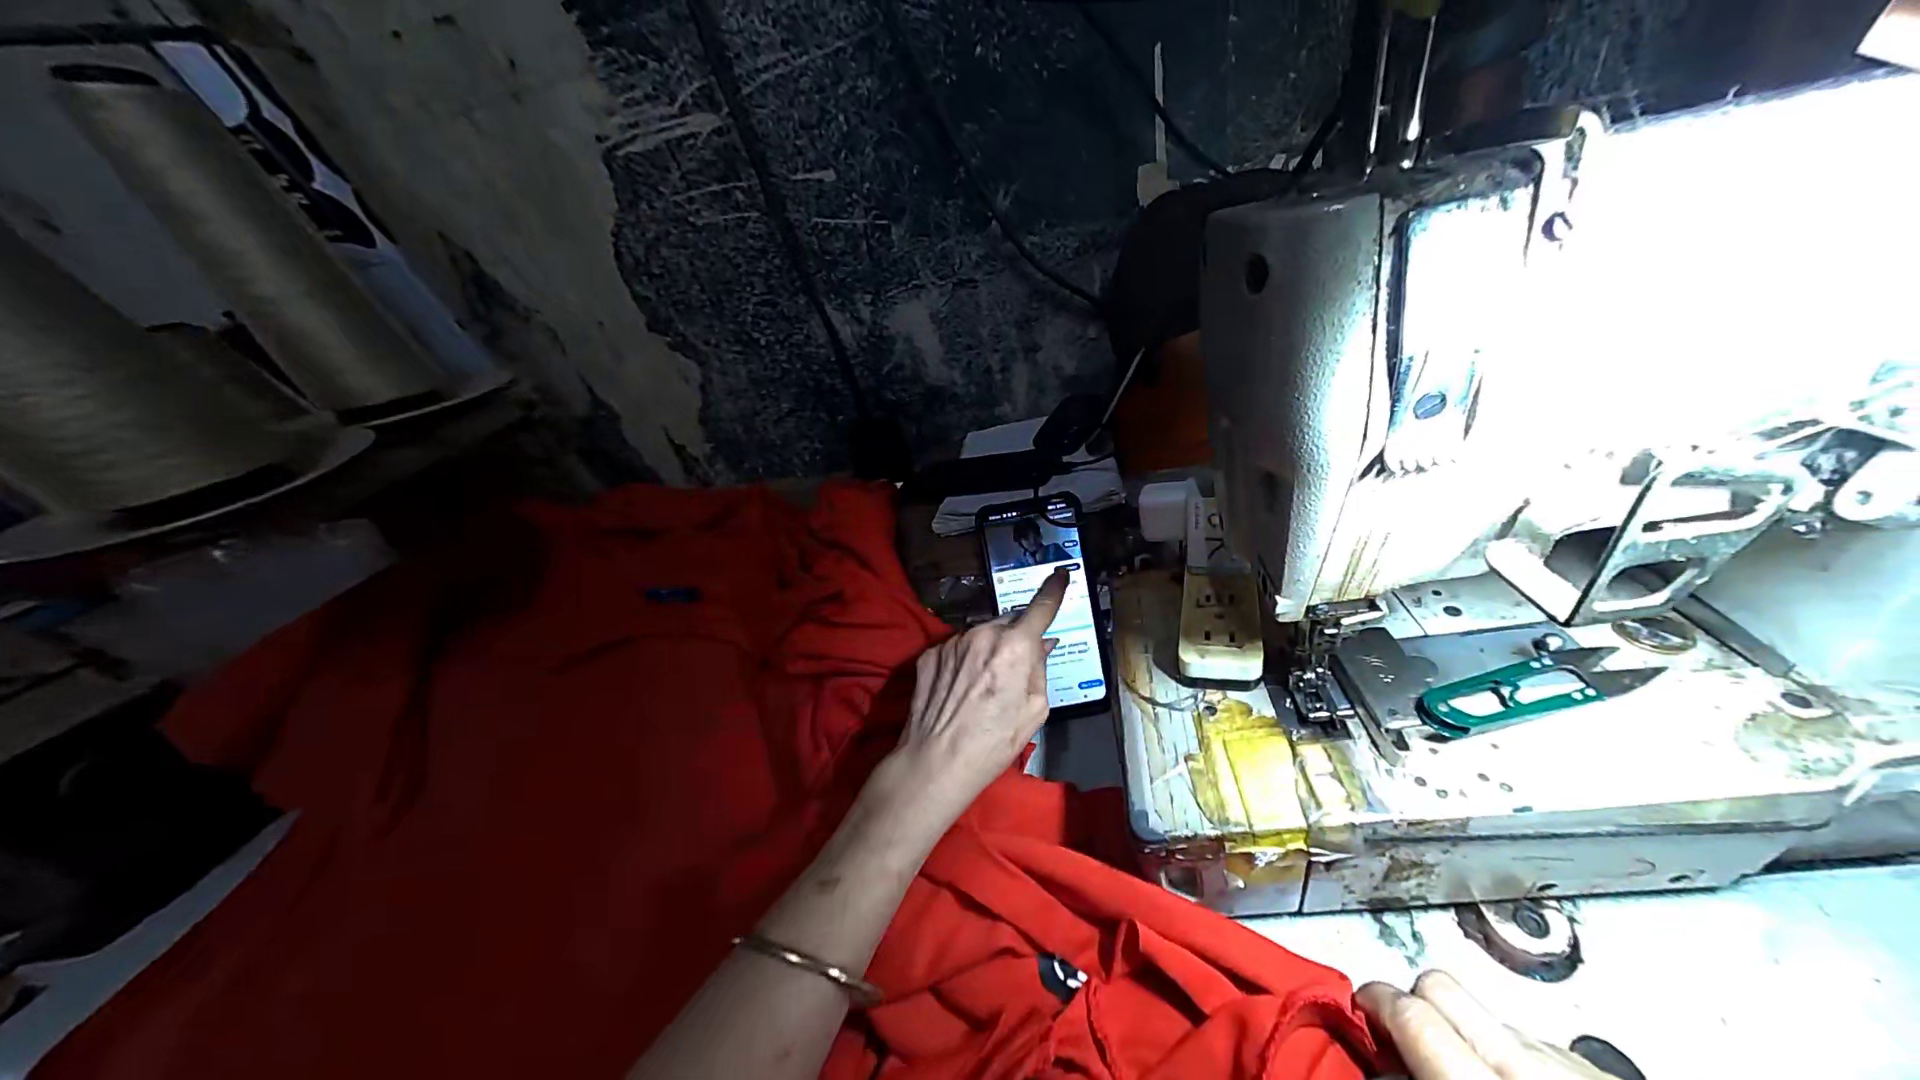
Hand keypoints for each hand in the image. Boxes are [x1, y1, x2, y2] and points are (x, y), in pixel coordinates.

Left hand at [887, 567, 1067, 821]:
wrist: (936, 760)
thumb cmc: (992, 743)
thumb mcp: (1034, 710)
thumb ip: (1040, 669)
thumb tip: (1042, 645)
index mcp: (1015, 648)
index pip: (1040, 608)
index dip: (1053, 590)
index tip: (1060, 574)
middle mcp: (982, 635)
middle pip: (1007, 624)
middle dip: (1015, 639)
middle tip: (1015, 672)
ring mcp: (952, 643)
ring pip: (980, 635)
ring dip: (987, 650)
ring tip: (983, 689)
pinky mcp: (929, 654)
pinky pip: (956, 648)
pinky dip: (963, 661)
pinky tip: (961, 689)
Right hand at [1357, 971, 1611, 1079]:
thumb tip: (1386, 1069)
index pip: (1411, 1012)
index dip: (1372, 1004)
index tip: (1359, 1017)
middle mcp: (1530, 1068)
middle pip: (1439, 986)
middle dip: (1408, 1004)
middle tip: (1399, 1042)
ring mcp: (1572, 1069)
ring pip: (1486, 1011)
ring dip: (1460, 1031)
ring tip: (1462, 1077)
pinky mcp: (1601, 1077)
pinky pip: (1533, 1042)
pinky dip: (1509, 1056)